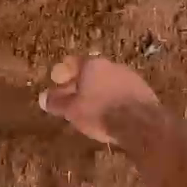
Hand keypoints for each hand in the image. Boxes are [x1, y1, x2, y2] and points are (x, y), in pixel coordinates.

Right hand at [38, 56, 160, 144]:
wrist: (141, 124)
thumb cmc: (99, 112)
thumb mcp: (72, 110)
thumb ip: (57, 102)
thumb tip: (42, 98)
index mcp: (91, 65)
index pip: (71, 62)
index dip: (61, 72)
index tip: (55, 82)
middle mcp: (111, 65)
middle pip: (90, 71)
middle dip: (79, 84)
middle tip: (71, 98)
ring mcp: (130, 77)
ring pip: (107, 81)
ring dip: (97, 91)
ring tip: (90, 108)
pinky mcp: (144, 91)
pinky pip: (121, 91)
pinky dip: (112, 98)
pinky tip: (110, 113)